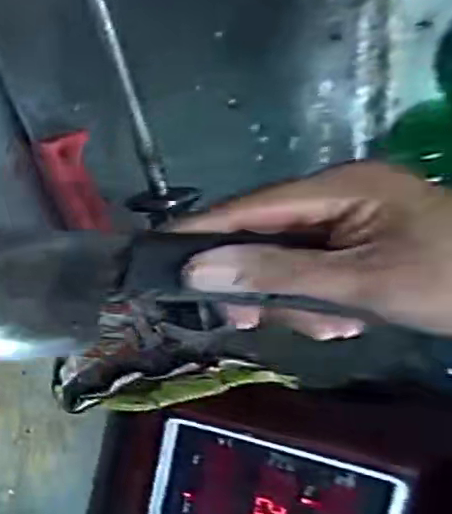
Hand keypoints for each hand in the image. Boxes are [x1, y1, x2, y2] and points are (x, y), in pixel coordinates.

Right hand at [179, 160, 451, 337]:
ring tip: (320, 327)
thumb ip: (270, 273)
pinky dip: (312, 296)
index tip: (146, 263)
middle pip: (256, 236)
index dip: (191, 238)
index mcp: (339, 187)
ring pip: (279, 257)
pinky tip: (336, 319)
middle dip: (252, 281)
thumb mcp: (364, 284)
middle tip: (244, 320)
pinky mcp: (366, 241)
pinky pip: (309, 265)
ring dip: (287, 297)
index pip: (239, 210)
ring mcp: (355, 217)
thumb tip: (189, 269)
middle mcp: (339, 194)